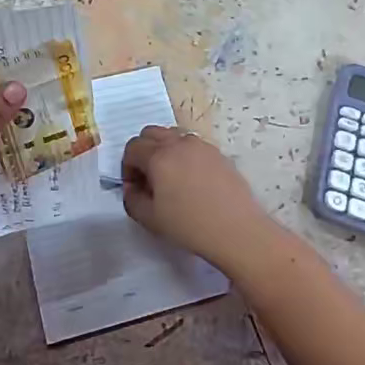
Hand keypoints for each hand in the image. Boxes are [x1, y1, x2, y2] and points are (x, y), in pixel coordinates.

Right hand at [121, 126, 281, 268]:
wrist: (237, 230)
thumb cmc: (189, 226)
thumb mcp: (150, 219)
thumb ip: (132, 199)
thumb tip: (132, 187)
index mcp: (159, 156)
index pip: (133, 148)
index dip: (127, 166)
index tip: (134, 187)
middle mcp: (180, 143)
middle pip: (151, 133)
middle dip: (143, 152)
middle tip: (147, 178)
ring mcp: (202, 146)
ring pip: (174, 136)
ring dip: (164, 150)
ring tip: (169, 177)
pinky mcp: (219, 154)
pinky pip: (193, 146)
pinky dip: (184, 155)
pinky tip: (191, 181)